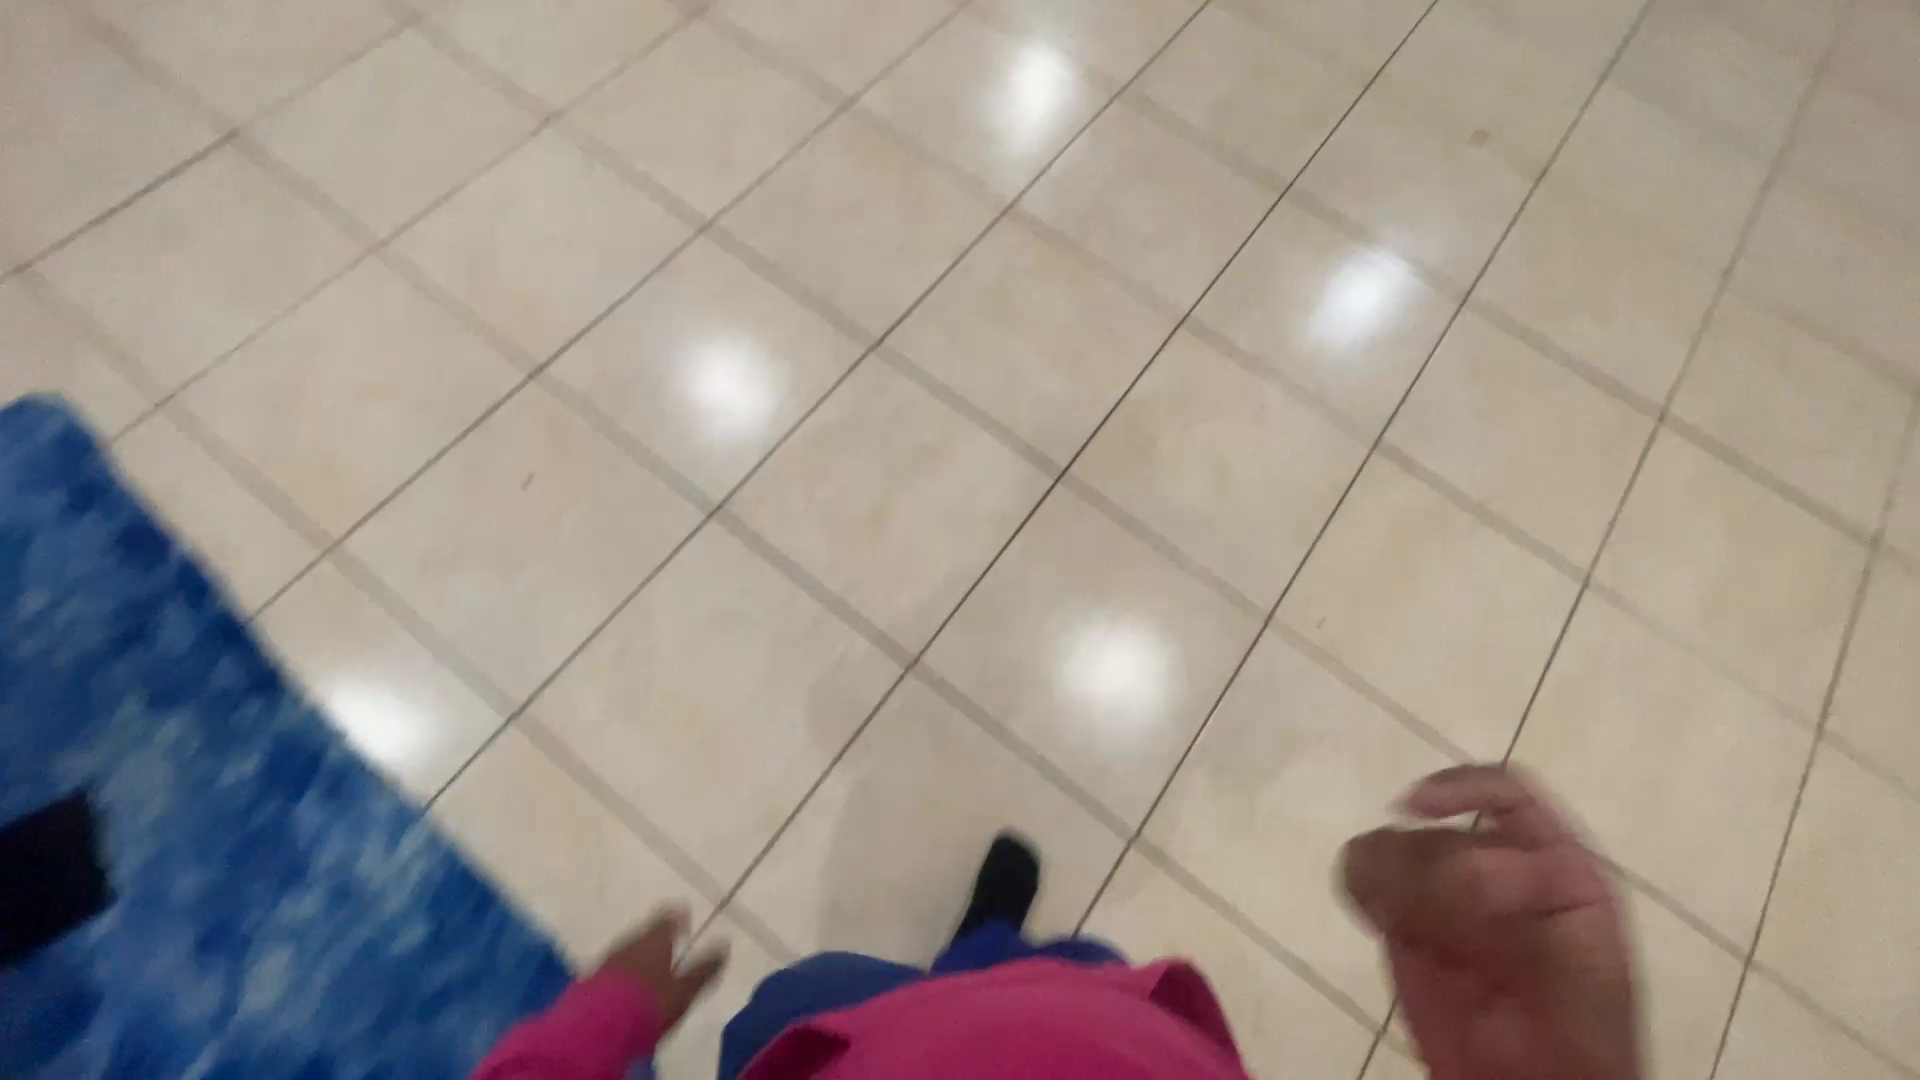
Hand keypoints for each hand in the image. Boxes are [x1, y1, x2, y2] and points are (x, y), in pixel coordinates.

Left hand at [595, 907, 728, 1034]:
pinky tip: (627, 986)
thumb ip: (705, 968)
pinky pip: (614, 967)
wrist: (593, 1029)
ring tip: (649, 971)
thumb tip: (726, 944)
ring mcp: (609, 958)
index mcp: (656, 937)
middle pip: (648, 930)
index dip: (680, 916)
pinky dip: (624, 971)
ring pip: (630, 948)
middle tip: (670, 949)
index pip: (670, 915)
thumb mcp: (684, 990)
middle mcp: (632, 939)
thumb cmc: (648, 1004)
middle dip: (658, 937)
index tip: (686, 922)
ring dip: (640, 955)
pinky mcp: (591, 979)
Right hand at [1342, 765, 1639, 1079]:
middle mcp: (1497, 862)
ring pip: (1390, 842)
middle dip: (1426, 878)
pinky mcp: (1399, 909)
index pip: (1506, 792)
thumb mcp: (1576, 982)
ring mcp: (1442, 885)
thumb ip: (1531, 918)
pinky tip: (1379, 922)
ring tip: (1405, 930)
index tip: (1412, 808)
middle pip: (1437, 831)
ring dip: (1386, 881)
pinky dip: (1359, 887)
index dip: (1459, 787)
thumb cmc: (1574, 1044)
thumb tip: (1470, 864)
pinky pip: (1361, 869)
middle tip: (1434, 933)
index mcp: (1556, 865)